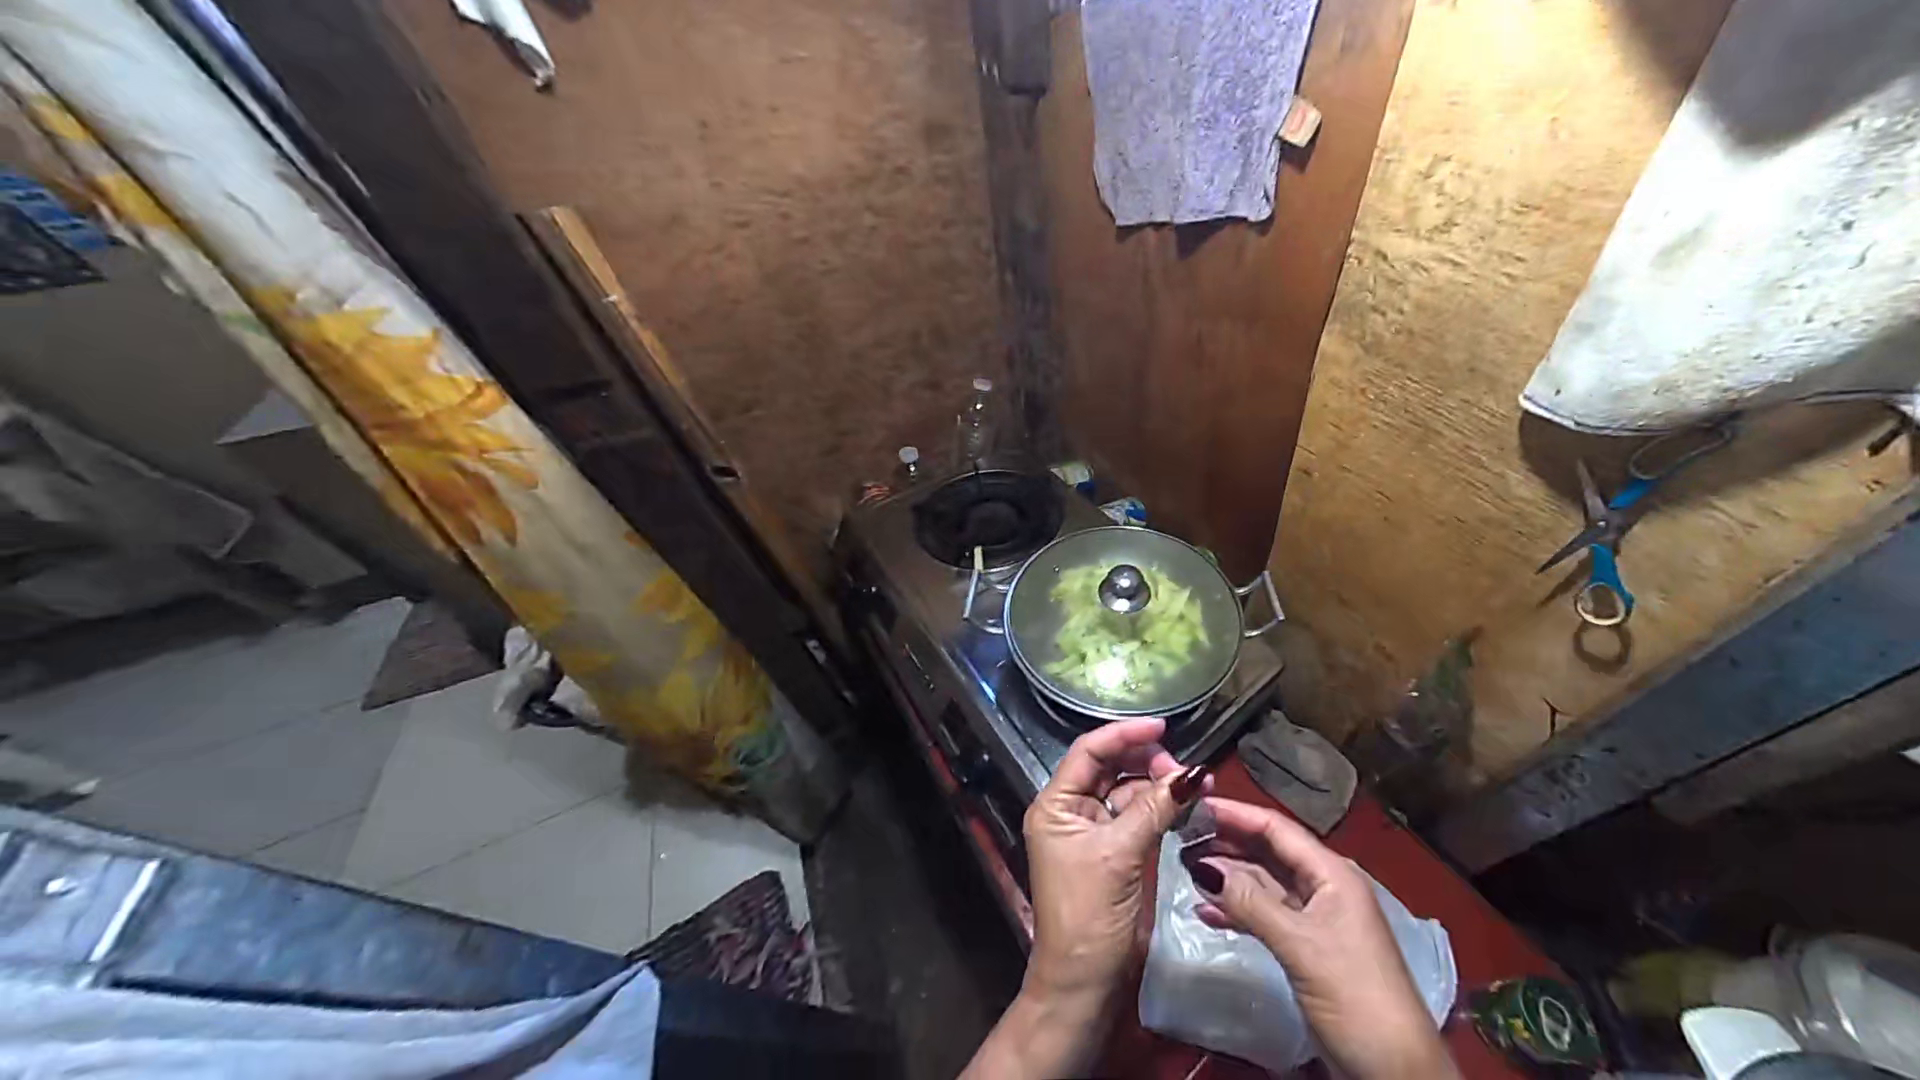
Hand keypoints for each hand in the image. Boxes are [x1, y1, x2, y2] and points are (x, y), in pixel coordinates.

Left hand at [1024, 717, 1206, 1003]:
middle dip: (1146, 761)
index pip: (1088, 752)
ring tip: (1194, 783)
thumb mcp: (1120, 855)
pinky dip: (1161, 808)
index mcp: (1056, 803)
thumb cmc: (1088, 913)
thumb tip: (1191, 773)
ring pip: (1128, 791)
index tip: (1161, 725)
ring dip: (1158, 784)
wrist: (1086, 980)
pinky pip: (1139, 816)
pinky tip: (1185, 803)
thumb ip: (1153, 810)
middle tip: (1183, 767)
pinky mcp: (1115, 849)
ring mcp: (1094, 829)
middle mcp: (1072, 809)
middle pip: (1110, 768)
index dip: (1123, 735)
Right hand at [1184, 797, 1458, 1079]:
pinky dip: (1235, 910)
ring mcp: (1314, 917)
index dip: (1233, 813)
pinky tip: (1206, 911)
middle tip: (1180, 836)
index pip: (1275, 828)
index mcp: (1331, 874)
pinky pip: (1263, 913)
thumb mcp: (1301, 946)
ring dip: (1226, 876)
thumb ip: (1250, 902)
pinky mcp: (1305, 945)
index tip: (1192, 806)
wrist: (1398, 1076)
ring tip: (1185, 869)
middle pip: (1267, 850)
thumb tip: (1202, 866)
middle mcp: (1323, 886)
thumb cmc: (1356, 998)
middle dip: (1225, 842)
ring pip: (1262, 882)